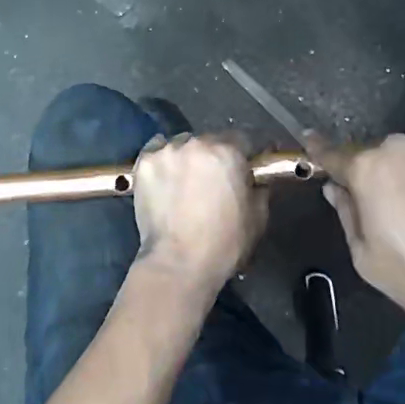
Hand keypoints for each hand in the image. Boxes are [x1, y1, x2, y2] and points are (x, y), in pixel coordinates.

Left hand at [132, 133, 267, 291]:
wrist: (177, 264)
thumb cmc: (224, 243)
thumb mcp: (258, 217)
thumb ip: (259, 188)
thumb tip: (256, 178)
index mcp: (229, 151)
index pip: (242, 139)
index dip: (243, 155)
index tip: (241, 170)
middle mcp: (199, 143)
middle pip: (210, 140)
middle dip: (213, 157)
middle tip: (211, 182)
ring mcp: (169, 151)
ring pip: (182, 144)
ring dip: (186, 157)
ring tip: (183, 182)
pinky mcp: (145, 163)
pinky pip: (156, 150)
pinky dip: (161, 159)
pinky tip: (163, 176)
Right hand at [324, 135, 404, 344]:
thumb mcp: (370, 262)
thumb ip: (346, 216)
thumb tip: (336, 188)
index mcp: (369, 170)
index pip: (334, 154)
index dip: (318, 149)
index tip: (307, 139)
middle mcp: (399, 146)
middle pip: (376, 158)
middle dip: (375, 177)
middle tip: (389, 216)